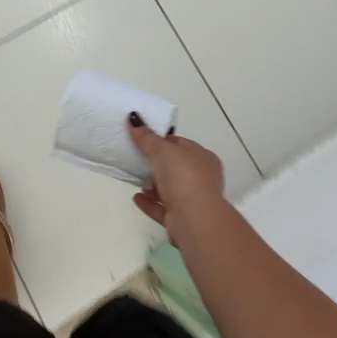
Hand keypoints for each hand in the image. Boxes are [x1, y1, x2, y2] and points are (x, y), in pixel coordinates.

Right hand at [127, 112, 225, 228]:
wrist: (194, 219)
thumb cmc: (183, 177)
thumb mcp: (162, 151)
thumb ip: (147, 137)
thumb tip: (133, 118)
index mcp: (203, 158)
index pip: (181, 145)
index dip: (162, 141)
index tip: (143, 139)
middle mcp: (201, 178)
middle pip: (175, 167)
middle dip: (156, 164)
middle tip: (136, 158)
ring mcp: (193, 200)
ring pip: (170, 189)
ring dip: (153, 184)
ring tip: (134, 178)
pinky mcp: (182, 220)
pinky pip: (163, 208)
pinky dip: (150, 202)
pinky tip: (136, 197)